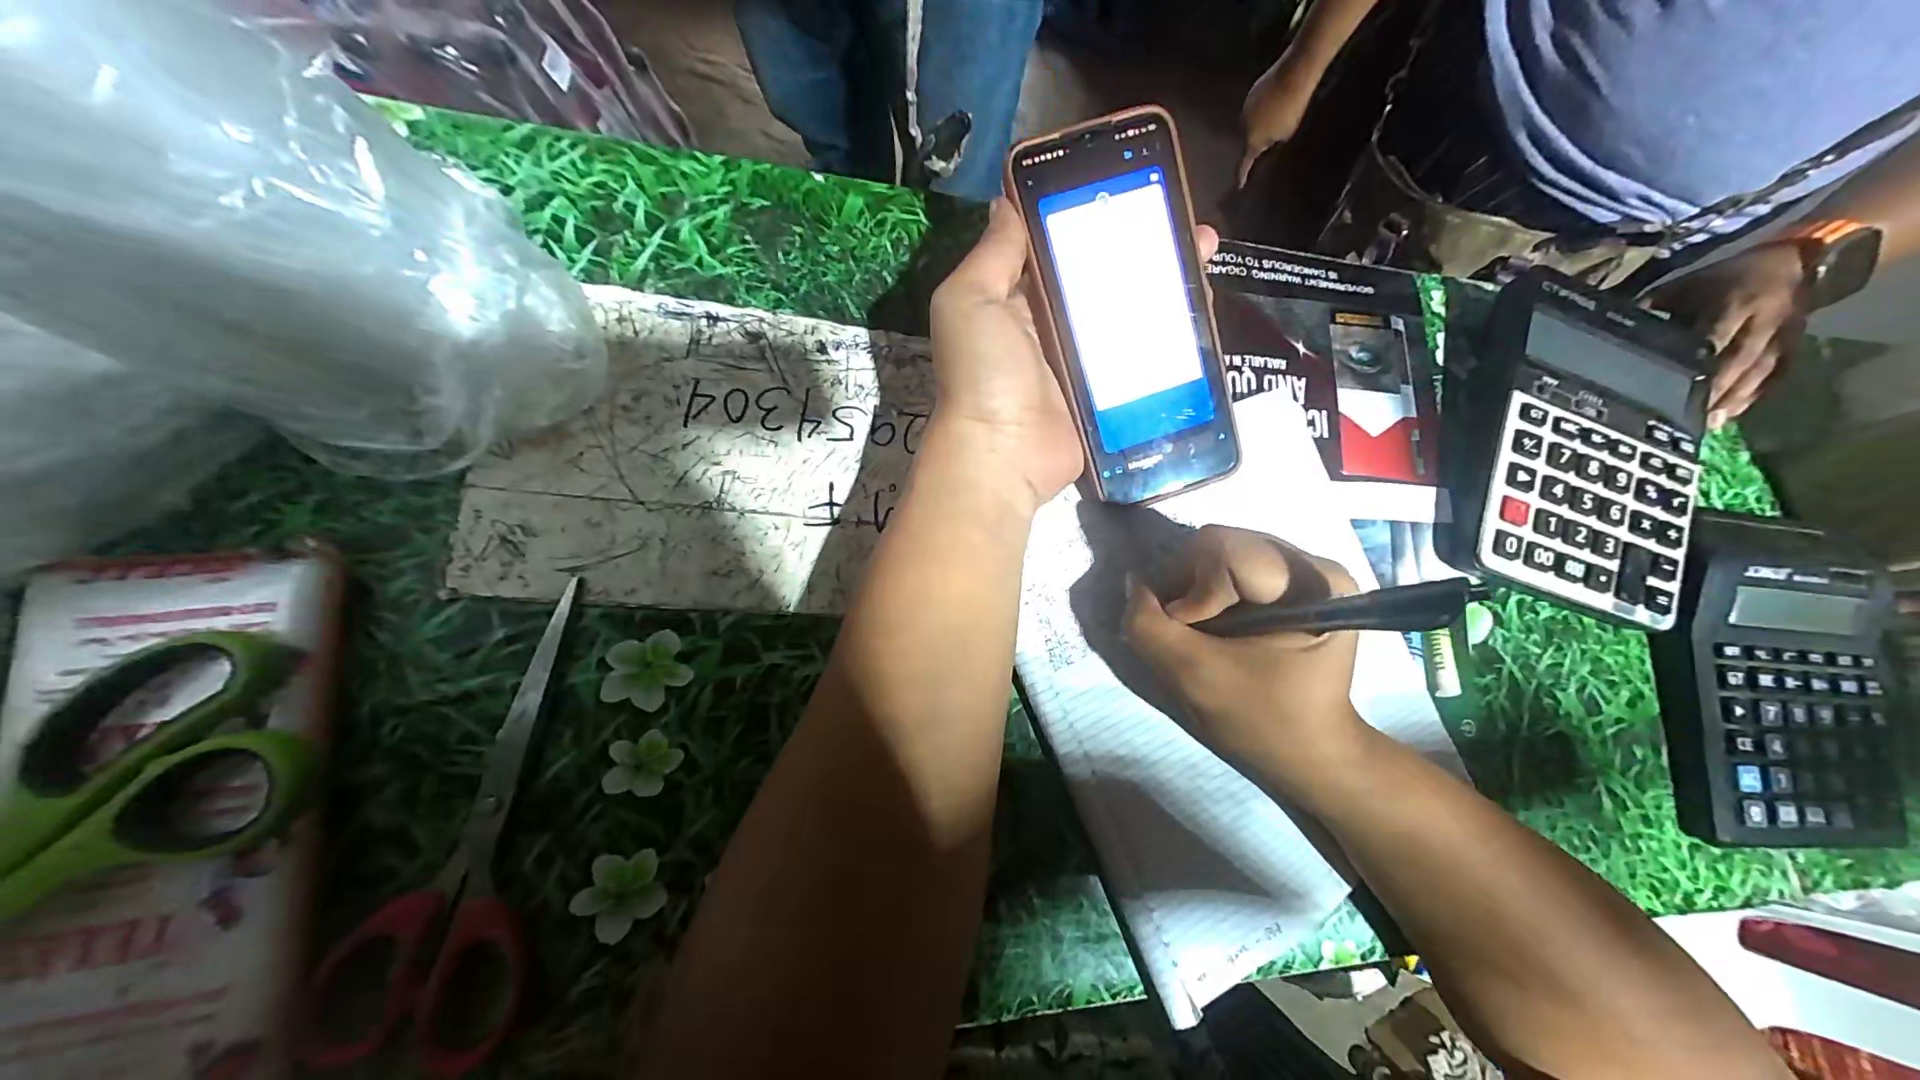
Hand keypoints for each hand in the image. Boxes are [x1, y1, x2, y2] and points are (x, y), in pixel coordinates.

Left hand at [928, 199, 1218, 513]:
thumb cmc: (983, 373)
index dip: (1089, 212)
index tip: (1126, 185)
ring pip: (1129, 306)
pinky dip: (1171, 327)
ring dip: (1165, 276)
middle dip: (1140, 240)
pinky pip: (1143, 350)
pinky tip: (1200, 303)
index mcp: (1016, 296)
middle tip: (1181, 217)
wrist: (1003, 454)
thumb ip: (993, 252)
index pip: (1057, 243)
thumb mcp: (970, 299)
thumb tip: (1006, 200)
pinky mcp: (1109, 388)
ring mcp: (1083, 356)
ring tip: (1201, 249)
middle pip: (1102, 271)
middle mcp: (1050, 322)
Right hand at [1121, 525, 1367, 787]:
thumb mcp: (1194, 677)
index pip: (1224, 551)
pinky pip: (1224, 564)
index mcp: (1313, 583)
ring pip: (1216, 550)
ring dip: (1191, 590)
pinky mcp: (1285, 579)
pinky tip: (1212, 624)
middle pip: (1217, 543)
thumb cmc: (1263, 721)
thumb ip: (1149, 627)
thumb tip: (1134, 587)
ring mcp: (1300, 568)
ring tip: (1198, 631)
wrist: (1309, 752)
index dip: (1191, 591)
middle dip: (1186, 587)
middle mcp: (1311, 562)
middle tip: (1185, 632)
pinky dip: (1202, 591)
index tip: (1194, 639)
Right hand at [1238, 56, 1316, 186]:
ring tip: (1277, 115)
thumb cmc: (1293, 108)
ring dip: (1259, 124)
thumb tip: (1267, 142)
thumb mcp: (1286, 133)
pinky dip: (1262, 109)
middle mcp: (1242, 128)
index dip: (1242, 175)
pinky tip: (1276, 102)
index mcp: (1252, 142)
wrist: (1294, 74)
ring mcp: (1244, 109)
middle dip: (1256, 141)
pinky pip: (1254, 108)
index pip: (1244, 164)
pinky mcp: (1251, 93)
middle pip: (1247, 141)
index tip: (1239, 185)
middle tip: (1271, 138)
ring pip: (1249, 124)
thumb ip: (1272, 142)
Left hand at [1648, 241, 1809, 428]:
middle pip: (1738, 362)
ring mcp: (1784, 335)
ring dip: (1732, 400)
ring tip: (1707, 425)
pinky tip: (1730, 416)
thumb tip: (1611, 333)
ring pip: (1758, 373)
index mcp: (1732, 304)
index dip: (1696, 365)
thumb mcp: (1682, 288)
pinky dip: (1752, 397)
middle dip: (1714, 391)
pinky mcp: (1795, 345)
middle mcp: (1762, 322)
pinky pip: (1775, 375)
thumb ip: (1652, 310)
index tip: (1672, 389)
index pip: (1711, 339)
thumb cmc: (1722, 278)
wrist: (1792, 263)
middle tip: (1688, 418)